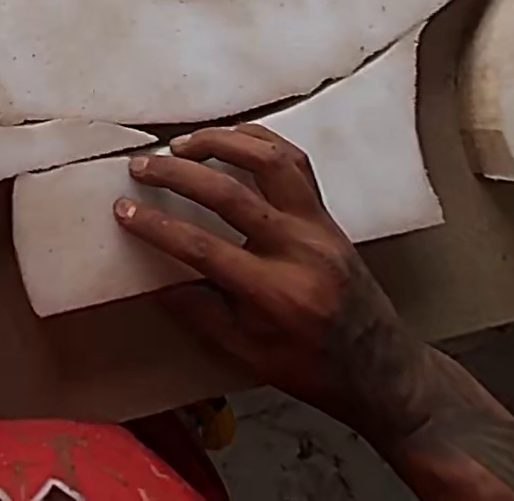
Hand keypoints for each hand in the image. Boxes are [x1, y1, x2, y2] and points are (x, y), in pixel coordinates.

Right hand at [114, 125, 433, 445]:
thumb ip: (197, 311)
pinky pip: (293, 160)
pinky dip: (256, 139)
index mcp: (280, 296)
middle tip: (141, 166)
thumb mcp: (247, 355)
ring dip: (219, 143)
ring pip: (269, 161)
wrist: (390, 375)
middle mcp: (303, 251)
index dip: (156, 227)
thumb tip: (153, 273)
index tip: (123, 210)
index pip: (204, 249)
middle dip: (176, 174)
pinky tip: (225, 137)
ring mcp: (320, 226)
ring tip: (181, 144)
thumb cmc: (313, 368)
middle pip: (230, 193)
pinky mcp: (327, 213)